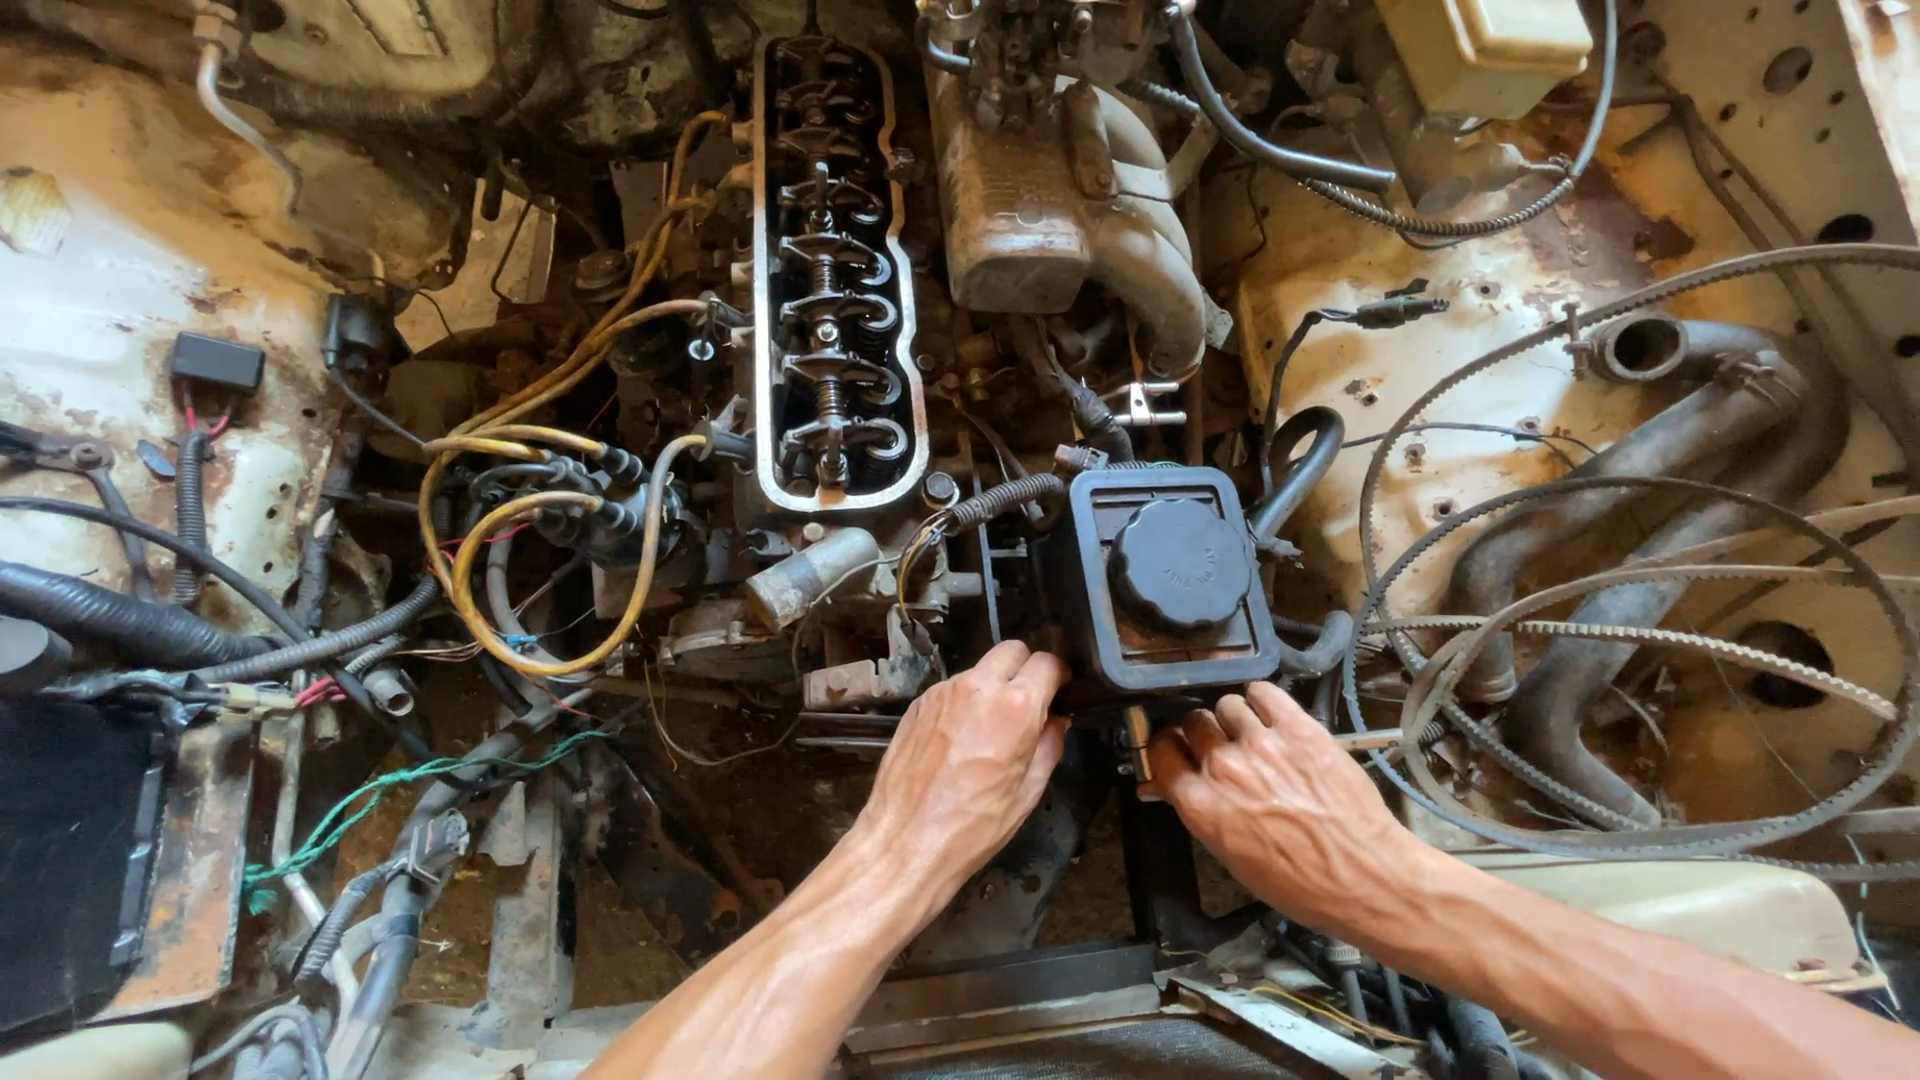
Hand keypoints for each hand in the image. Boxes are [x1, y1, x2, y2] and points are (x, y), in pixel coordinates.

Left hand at [851, 640, 1069, 902]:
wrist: (907, 841)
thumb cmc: (974, 825)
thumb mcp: (1029, 792)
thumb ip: (1048, 745)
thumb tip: (1055, 721)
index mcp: (1014, 707)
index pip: (1047, 662)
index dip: (1058, 676)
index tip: (1058, 693)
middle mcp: (977, 687)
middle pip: (1012, 651)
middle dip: (1025, 669)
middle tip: (1027, 703)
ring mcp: (943, 692)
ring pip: (979, 670)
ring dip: (992, 687)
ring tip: (989, 729)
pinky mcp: (919, 703)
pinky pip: (952, 689)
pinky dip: (964, 702)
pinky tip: (959, 739)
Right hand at [1142, 682, 1425, 927]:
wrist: (1369, 879)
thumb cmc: (1299, 884)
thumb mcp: (1231, 857)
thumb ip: (1196, 812)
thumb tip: (1161, 788)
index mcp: (1201, 804)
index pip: (1161, 753)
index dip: (1167, 749)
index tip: (1177, 750)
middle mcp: (1224, 767)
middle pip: (1192, 723)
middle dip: (1201, 733)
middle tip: (1219, 745)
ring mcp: (1262, 743)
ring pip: (1226, 705)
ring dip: (1233, 718)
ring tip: (1250, 732)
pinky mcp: (1299, 728)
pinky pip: (1263, 692)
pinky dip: (1260, 698)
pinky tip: (1268, 712)